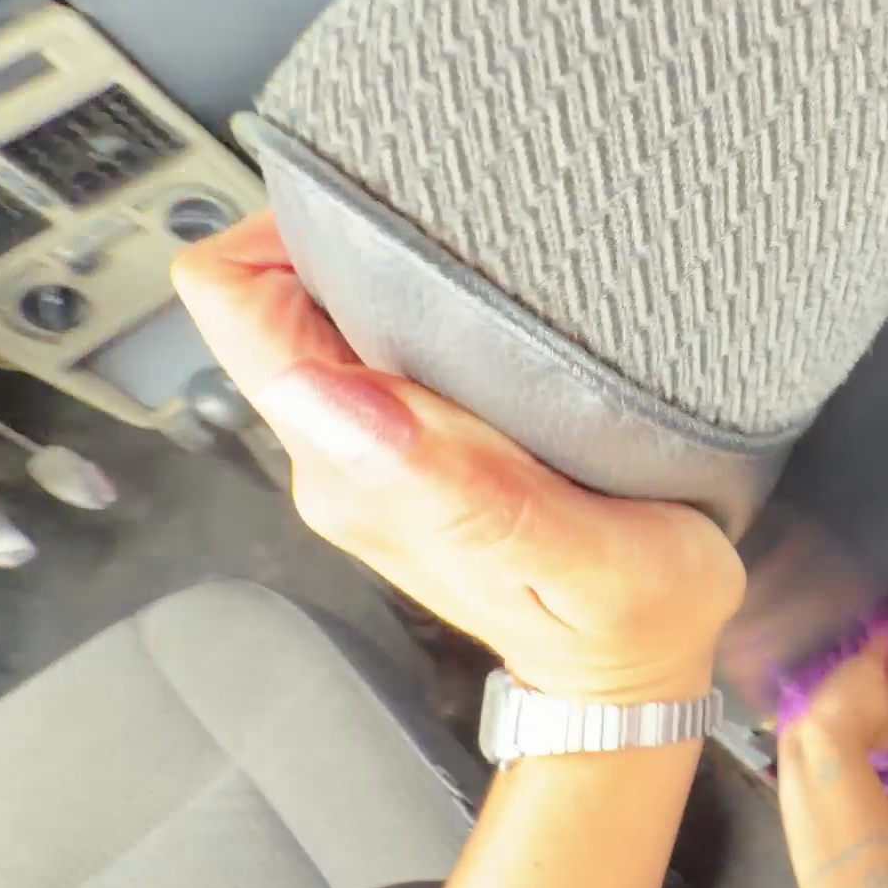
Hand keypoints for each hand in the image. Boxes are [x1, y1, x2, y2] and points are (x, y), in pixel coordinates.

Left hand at [172, 213, 744, 701]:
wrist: (636, 665)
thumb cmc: (635, 618)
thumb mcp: (583, 564)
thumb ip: (471, 497)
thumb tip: (334, 399)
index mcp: (370, 484)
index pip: (251, 316)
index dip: (300, 242)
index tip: (405, 222)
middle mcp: (352, 468)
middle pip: (285, 309)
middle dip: (363, 257)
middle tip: (479, 254)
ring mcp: (383, 469)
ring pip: (335, 332)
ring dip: (404, 293)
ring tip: (503, 292)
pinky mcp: (422, 469)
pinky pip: (388, 368)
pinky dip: (436, 334)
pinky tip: (508, 345)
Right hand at [797, 623, 887, 753]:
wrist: (816, 750)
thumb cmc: (849, 704)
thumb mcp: (868, 667)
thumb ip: (879, 647)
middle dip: (884, 651)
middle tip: (877, 625)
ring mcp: (864, 721)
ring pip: (867, 685)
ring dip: (862, 665)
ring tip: (852, 642)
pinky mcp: (840, 725)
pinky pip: (847, 693)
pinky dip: (845, 679)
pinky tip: (834, 669)